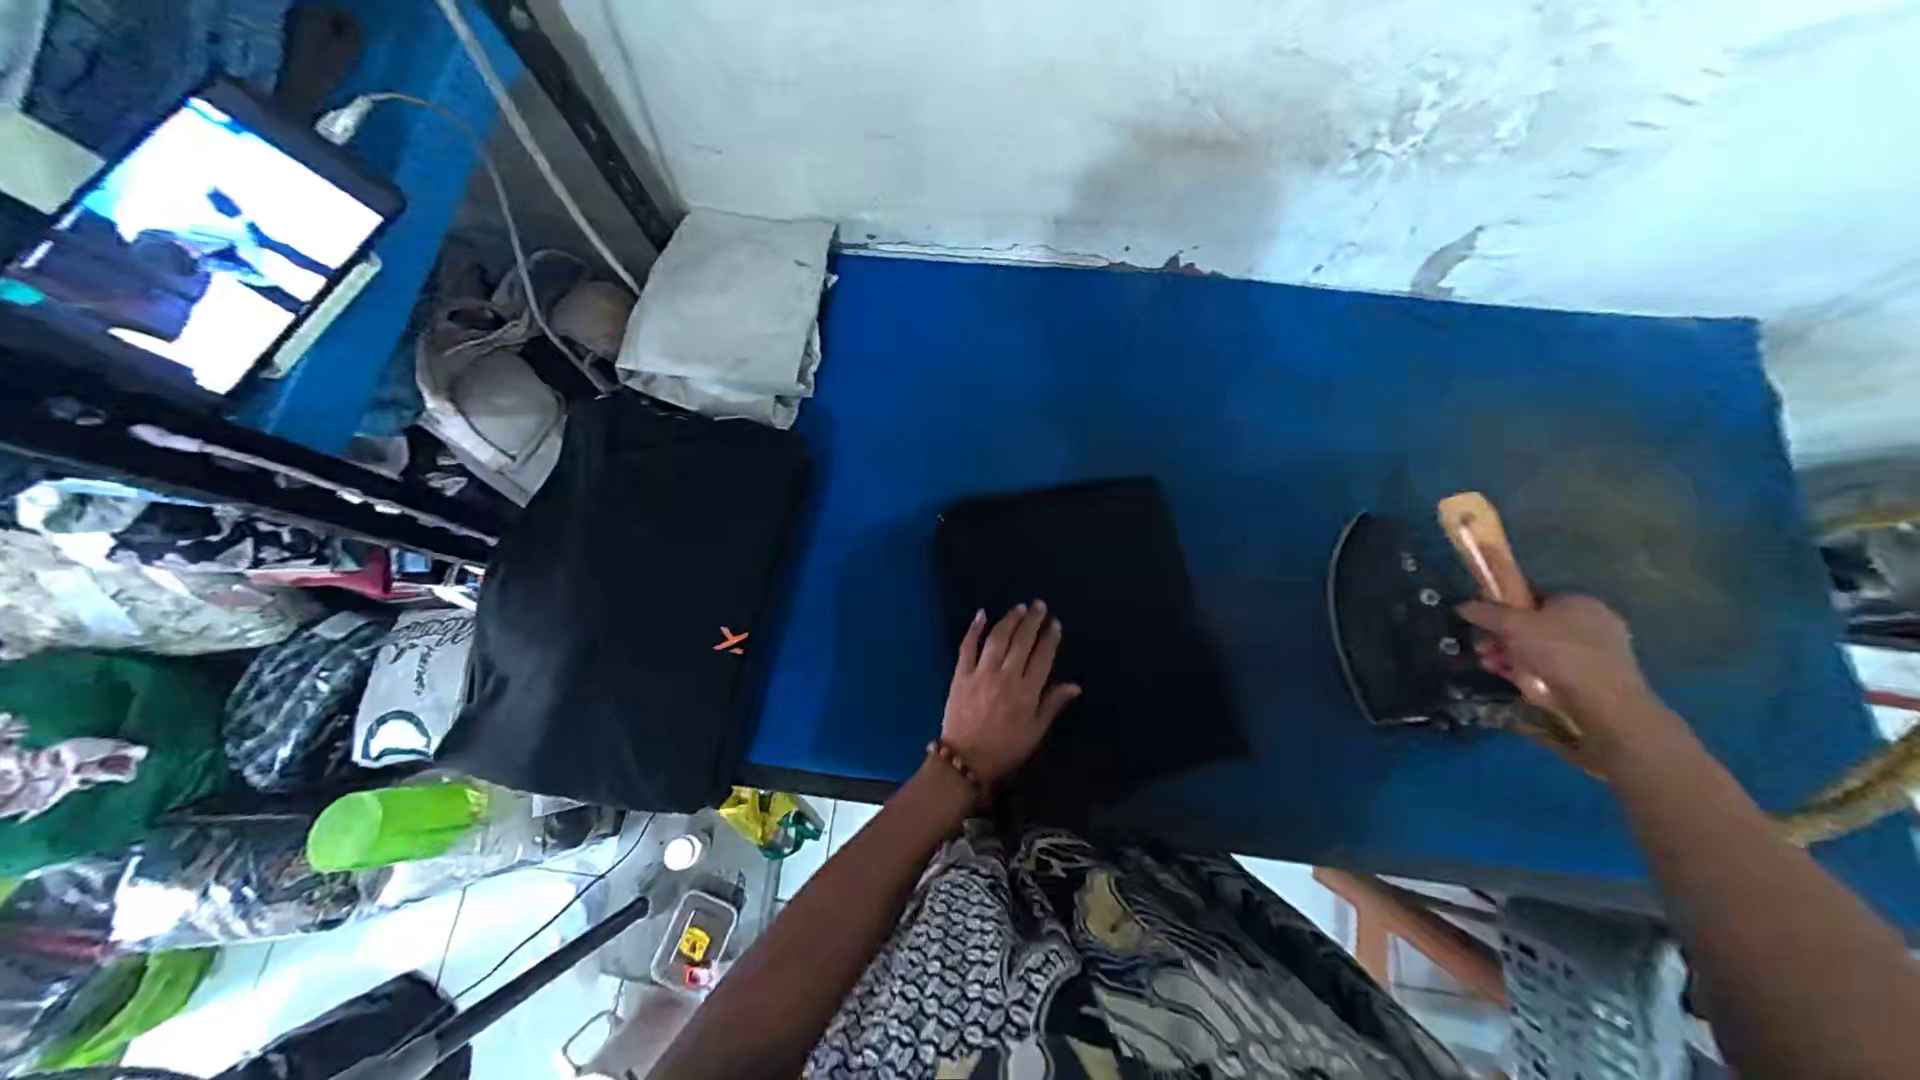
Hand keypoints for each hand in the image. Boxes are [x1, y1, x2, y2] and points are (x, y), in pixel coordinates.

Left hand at [941, 601, 1081, 785]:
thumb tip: (1074, 685)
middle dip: (1032, 621)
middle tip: (1039, 605)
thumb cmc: (1006, 750)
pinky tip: (982, 614)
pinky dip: (974, 629)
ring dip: (1009, 620)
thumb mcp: (1035, 732)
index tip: (1055, 623)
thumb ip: (1053, 704)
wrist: (965, 762)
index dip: (1049, 638)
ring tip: (1019, 608)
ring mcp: (981, 674)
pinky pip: (967, 646)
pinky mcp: (960, 675)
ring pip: (997, 639)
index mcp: (1026, 692)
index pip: (1042, 657)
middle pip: (1021, 642)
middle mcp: (1005, 677)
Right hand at [1459, 594, 1681, 761]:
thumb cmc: (1558, 652)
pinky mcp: (1593, 676)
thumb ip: (1485, 612)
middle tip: (1483, 648)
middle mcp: (1591, 622)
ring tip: (1490, 665)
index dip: (1504, 609)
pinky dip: (1528, 670)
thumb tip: (1463, 606)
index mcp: (1578, 601)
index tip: (1485, 624)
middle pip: (1533, 625)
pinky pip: (1552, 667)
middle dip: (1502, 636)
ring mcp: (1595, 651)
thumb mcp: (1512, 625)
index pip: (1533, 597)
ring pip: (1539, 648)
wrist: (1603, 702)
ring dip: (1509, 655)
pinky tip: (1509, 677)